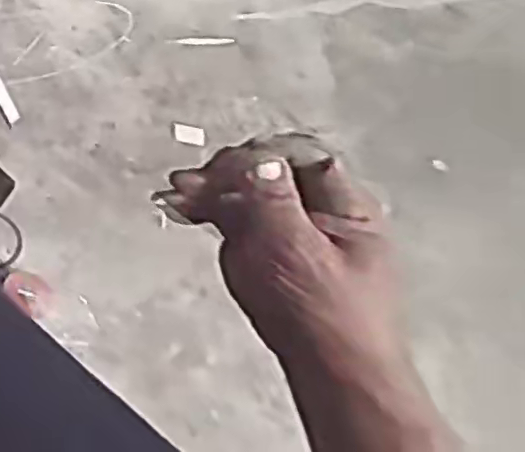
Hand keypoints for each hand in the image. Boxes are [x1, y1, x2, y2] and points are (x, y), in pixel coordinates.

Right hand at [160, 135, 400, 371]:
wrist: (327, 370)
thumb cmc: (328, 315)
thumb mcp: (300, 250)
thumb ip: (275, 200)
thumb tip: (259, 157)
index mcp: (344, 209)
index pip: (301, 155)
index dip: (263, 154)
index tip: (230, 167)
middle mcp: (314, 210)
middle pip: (263, 168)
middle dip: (225, 172)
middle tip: (196, 182)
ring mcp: (284, 225)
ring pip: (238, 187)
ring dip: (205, 187)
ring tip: (179, 195)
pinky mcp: (259, 241)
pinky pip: (226, 210)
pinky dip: (201, 205)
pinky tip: (180, 208)